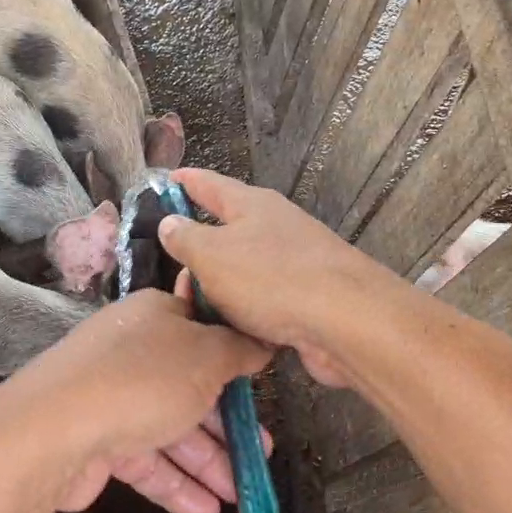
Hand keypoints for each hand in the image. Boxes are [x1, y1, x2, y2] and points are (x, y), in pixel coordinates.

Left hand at [0, 287, 271, 512]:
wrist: (54, 430)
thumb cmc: (142, 380)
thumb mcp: (206, 356)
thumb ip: (238, 350)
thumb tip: (258, 342)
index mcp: (155, 317)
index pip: (202, 328)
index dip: (235, 354)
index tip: (262, 382)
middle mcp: (131, 352)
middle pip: (190, 386)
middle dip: (227, 424)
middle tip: (261, 452)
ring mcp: (112, 398)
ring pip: (170, 429)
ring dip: (208, 464)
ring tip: (241, 496)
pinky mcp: (98, 442)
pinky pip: (146, 462)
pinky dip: (176, 486)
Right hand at [156, 168, 400, 385]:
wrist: (346, 321)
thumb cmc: (271, 278)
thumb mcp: (213, 255)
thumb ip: (185, 238)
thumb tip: (169, 222)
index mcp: (251, 205)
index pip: (209, 184)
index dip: (185, 181)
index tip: (165, 179)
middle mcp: (275, 228)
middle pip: (227, 232)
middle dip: (197, 249)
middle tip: (168, 269)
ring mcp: (293, 264)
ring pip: (242, 272)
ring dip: (218, 289)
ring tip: (191, 309)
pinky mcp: (305, 300)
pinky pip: (261, 303)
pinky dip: (242, 315)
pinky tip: (226, 333)